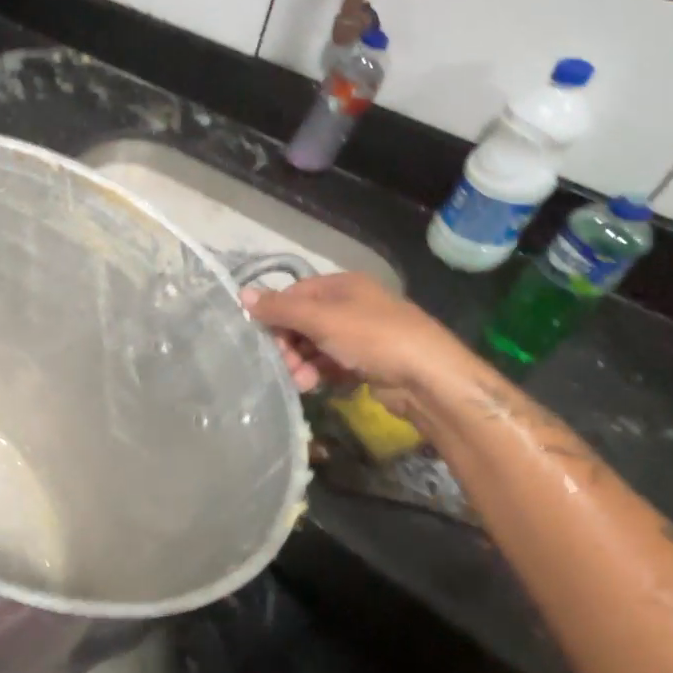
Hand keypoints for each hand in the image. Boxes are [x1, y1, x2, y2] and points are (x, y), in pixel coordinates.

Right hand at [240, 273, 482, 426]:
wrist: (431, 379)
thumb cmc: (373, 338)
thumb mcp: (322, 319)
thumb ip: (280, 308)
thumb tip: (242, 294)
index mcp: (342, 286)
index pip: (294, 295)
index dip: (275, 315)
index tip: (262, 339)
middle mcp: (352, 306)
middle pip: (303, 322)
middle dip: (288, 345)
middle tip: (282, 366)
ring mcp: (362, 336)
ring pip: (316, 346)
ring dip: (302, 363)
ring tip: (301, 382)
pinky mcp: (369, 363)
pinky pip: (333, 364)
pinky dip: (321, 374)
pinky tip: (316, 386)